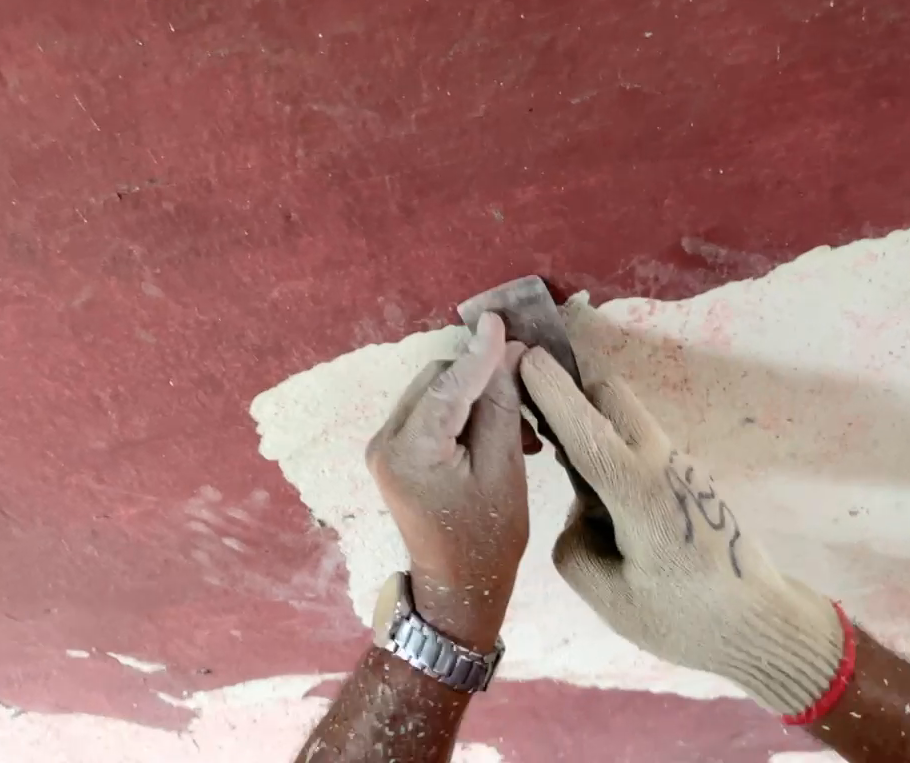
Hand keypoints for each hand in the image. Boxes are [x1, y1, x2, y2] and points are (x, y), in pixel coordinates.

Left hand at [365, 313, 529, 650]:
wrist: (456, 588)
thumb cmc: (487, 539)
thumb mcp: (504, 471)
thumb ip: (500, 407)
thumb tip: (507, 354)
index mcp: (410, 451)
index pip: (449, 386)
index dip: (479, 353)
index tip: (499, 321)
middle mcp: (385, 441)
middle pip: (438, 382)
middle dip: (481, 378)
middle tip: (525, 388)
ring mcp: (384, 445)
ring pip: (435, 393)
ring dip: (475, 396)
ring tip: (517, 424)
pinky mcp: (393, 450)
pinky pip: (430, 412)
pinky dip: (462, 412)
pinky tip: (495, 432)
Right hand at [519, 349, 847, 716]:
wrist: (763, 625)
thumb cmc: (685, 618)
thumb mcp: (610, 599)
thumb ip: (573, 545)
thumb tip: (582, 512)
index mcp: (637, 492)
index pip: (585, 429)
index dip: (552, 391)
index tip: (525, 357)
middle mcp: (659, 463)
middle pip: (610, 395)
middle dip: (572, 394)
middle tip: (543, 425)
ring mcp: (678, 464)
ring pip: (626, 416)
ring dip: (593, 423)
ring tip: (579, 481)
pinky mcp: (685, 474)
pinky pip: (638, 441)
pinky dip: (613, 447)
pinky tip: (608, 501)